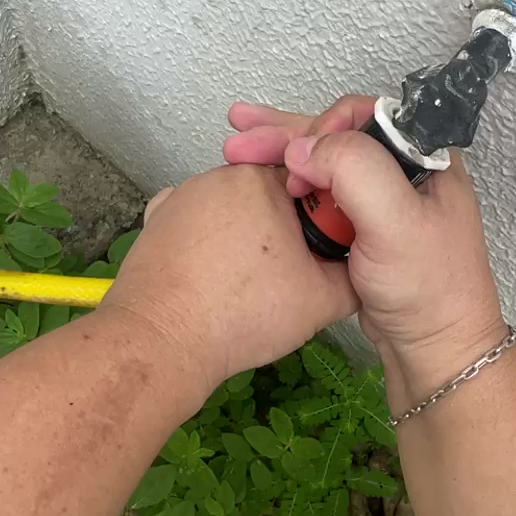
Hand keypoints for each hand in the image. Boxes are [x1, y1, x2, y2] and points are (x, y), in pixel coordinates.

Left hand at [101, 162, 358, 386]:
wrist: (164, 340)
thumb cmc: (245, 314)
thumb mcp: (324, 300)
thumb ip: (354, 274)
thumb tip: (362, 266)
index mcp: (264, 181)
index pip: (311, 185)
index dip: (320, 222)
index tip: (317, 256)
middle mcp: (220, 175)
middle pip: (267, 196)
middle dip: (279, 230)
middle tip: (282, 277)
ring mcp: (181, 195)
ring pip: (230, 210)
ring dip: (242, 236)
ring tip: (242, 284)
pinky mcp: (154, 220)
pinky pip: (194, 224)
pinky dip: (204, 244)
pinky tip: (209, 278)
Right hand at [222, 101, 506, 406]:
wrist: (432, 349)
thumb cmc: (427, 287)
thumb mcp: (395, 220)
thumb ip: (354, 170)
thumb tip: (302, 148)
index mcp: (423, 157)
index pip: (365, 117)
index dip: (324, 128)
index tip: (297, 158)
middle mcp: (402, 171)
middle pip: (337, 137)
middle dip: (285, 134)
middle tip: (239, 138)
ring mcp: (379, 201)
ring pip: (324, 165)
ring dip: (280, 154)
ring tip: (234, 146)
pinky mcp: (360, 228)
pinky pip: (320, 196)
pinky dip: (290, 186)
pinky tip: (261, 181)